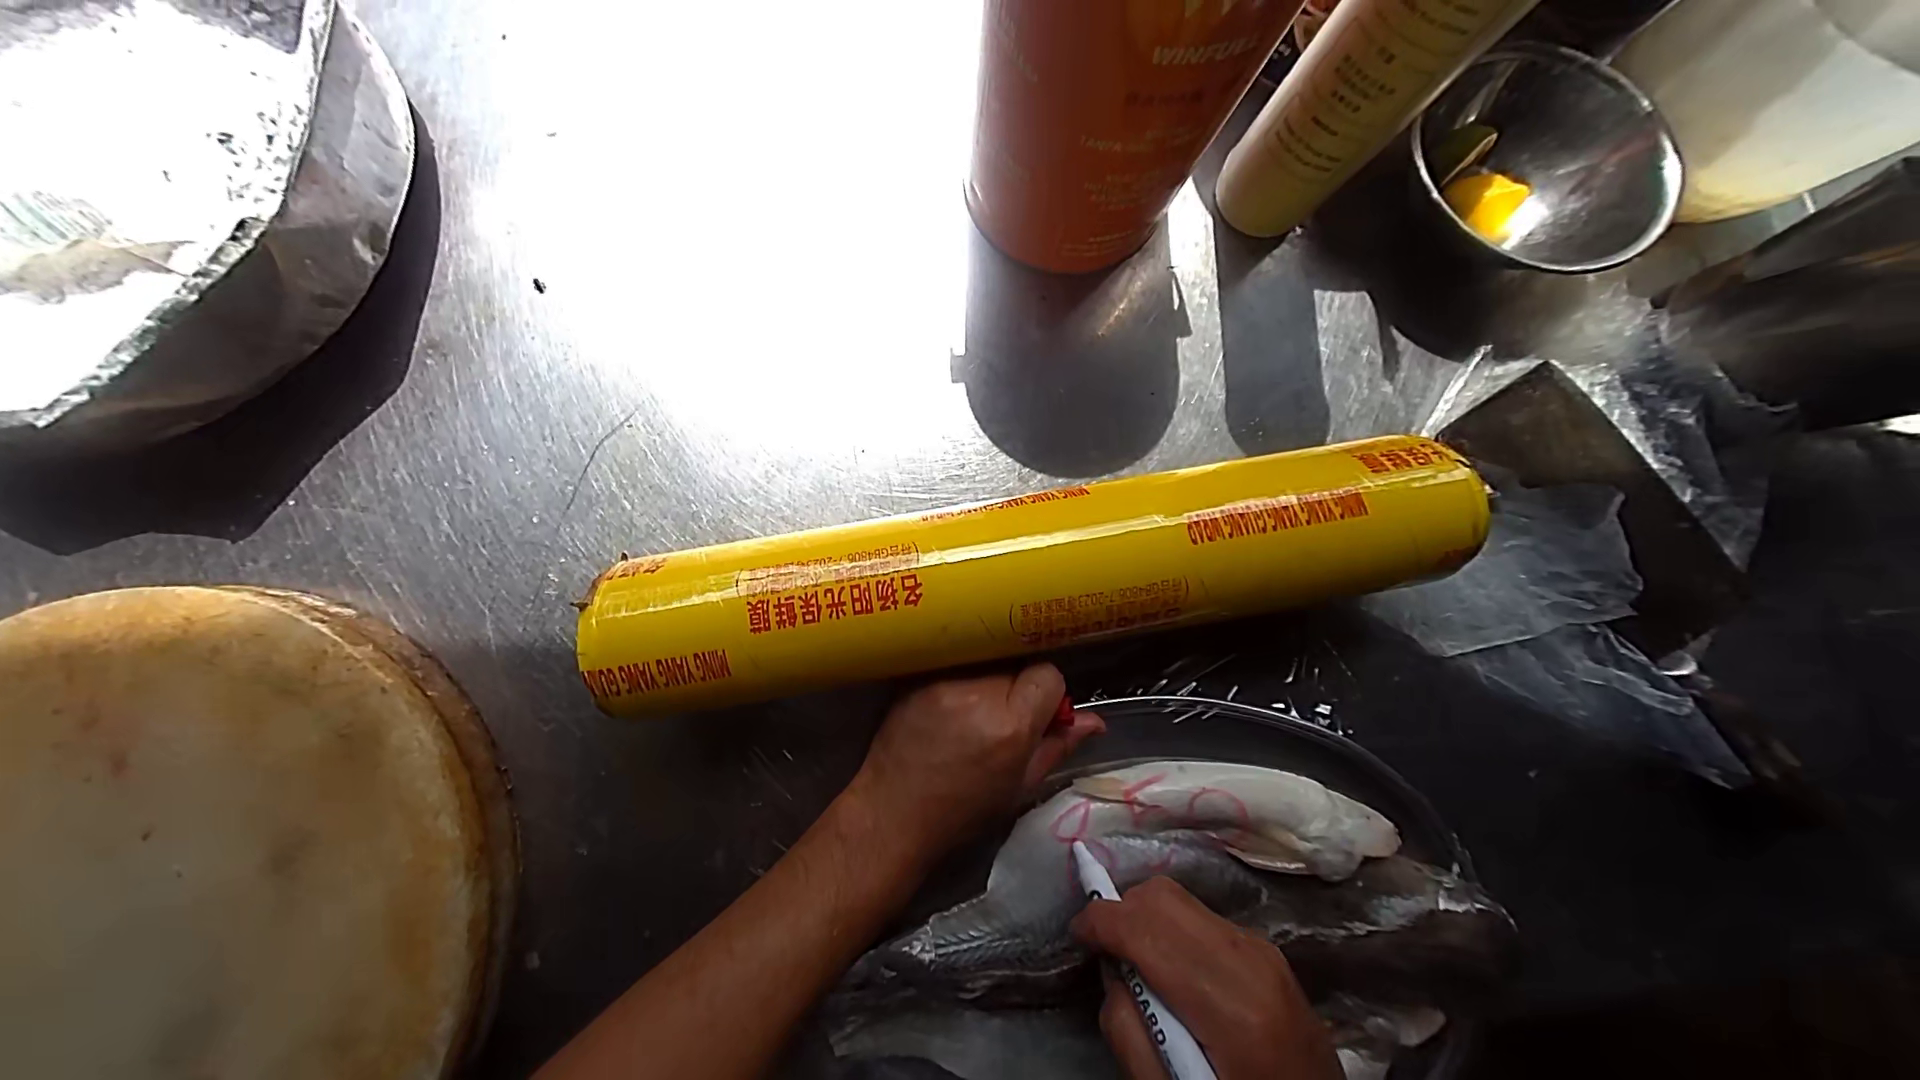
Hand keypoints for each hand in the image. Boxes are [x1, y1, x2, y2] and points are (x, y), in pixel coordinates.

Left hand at [848, 663, 1104, 856]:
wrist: (892, 811)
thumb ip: (1058, 746)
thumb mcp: (1020, 787)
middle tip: (999, 717)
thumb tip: (1094, 721)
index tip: (1036, 713)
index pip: (1047, 675)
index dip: (1047, 694)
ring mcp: (943, 682)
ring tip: (969, 713)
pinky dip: (957, 678)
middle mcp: (978, 694)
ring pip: (984, 662)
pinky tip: (945, 706)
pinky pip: (953, 664)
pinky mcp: (917, 677)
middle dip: (1015, 687)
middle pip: (1015, 665)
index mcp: (1011, 725)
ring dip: (985, 681)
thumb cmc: (961, 810)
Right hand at [1071, 877, 1342, 1079]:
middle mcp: (1249, 960)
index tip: (1077, 935)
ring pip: (1178, 897)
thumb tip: (1112, 970)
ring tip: (1137, 960)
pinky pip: (1199, 914)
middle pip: (1160, 896)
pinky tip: (1170, 965)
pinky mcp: (1266, 948)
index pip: (1145, 929)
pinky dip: (1169, 925)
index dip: (1098, 922)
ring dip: (1144, 916)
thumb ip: (1127, 1030)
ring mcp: (1262, 948)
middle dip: (1120, 911)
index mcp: (1230, 1006)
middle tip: (1106, 950)